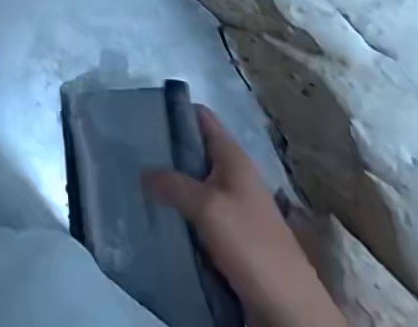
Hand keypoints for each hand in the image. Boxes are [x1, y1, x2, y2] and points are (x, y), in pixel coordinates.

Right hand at [147, 106, 348, 326]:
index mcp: (233, 157)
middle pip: (195, 150)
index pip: (202, 118)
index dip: (175, 111)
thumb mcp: (208, 207)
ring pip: (194, 183)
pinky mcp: (229, 235)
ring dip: (170, 183)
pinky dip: (179, 211)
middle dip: (166, 149)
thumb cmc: (250, 243)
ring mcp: (232, 206)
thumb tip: (143, 170)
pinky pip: (197, 213)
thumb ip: (174, 184)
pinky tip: (156, 216)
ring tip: (135, 182)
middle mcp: (233, 175)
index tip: (143, 114)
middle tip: (130, 151)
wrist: (287, 306)